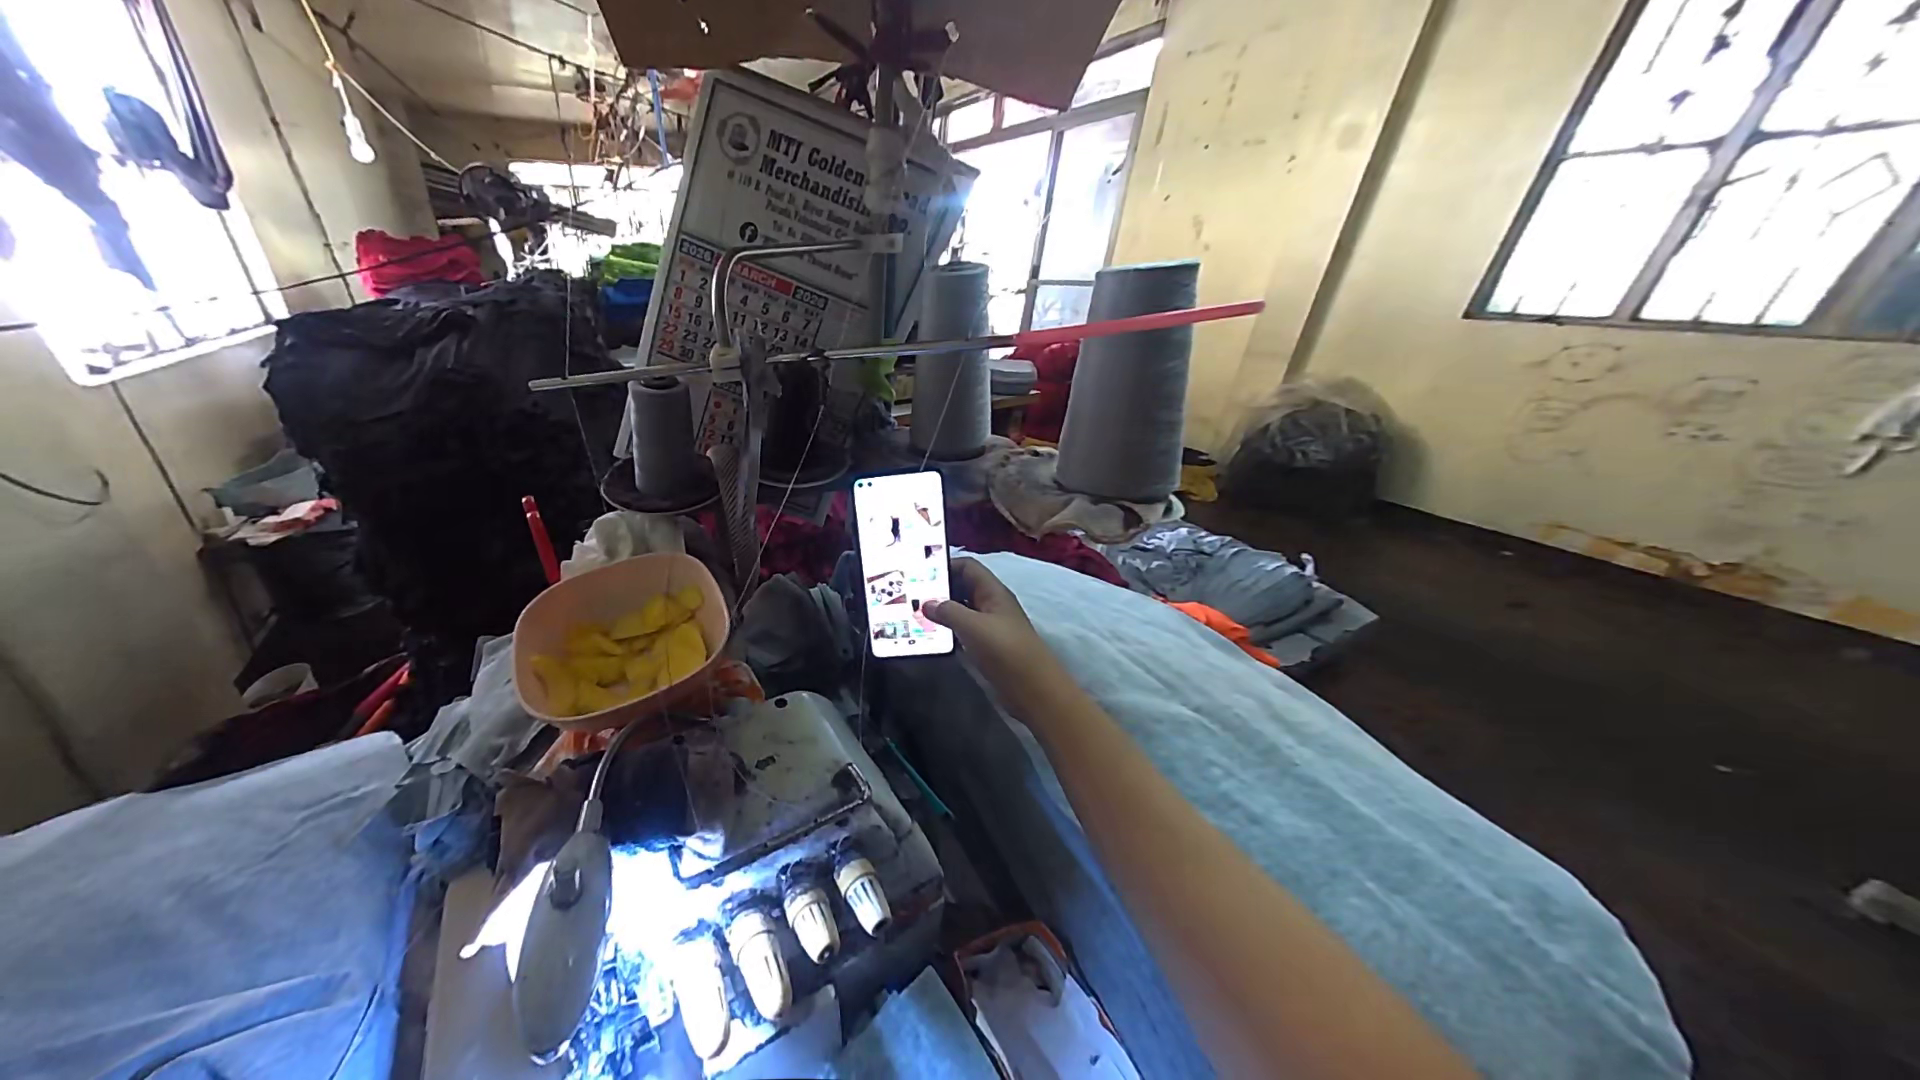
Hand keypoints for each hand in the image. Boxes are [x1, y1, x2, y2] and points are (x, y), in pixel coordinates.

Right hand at [923, 558, 1066, 709]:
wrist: (1032, 688)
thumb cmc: (1005, 650)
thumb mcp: (973, 626)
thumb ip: (949, 611)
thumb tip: (926, 603)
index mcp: (993, 592)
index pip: (968, 567)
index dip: (946, 565)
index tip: (919, 572)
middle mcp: (991, 605)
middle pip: (963, 587)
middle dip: (940, 589)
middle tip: (910, 594)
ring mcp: (990, 626)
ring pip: (962, 610)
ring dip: (941, 611)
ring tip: (914, 613)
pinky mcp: (986, 647)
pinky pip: (963, 631)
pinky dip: (947, 630)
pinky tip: (929, 635)